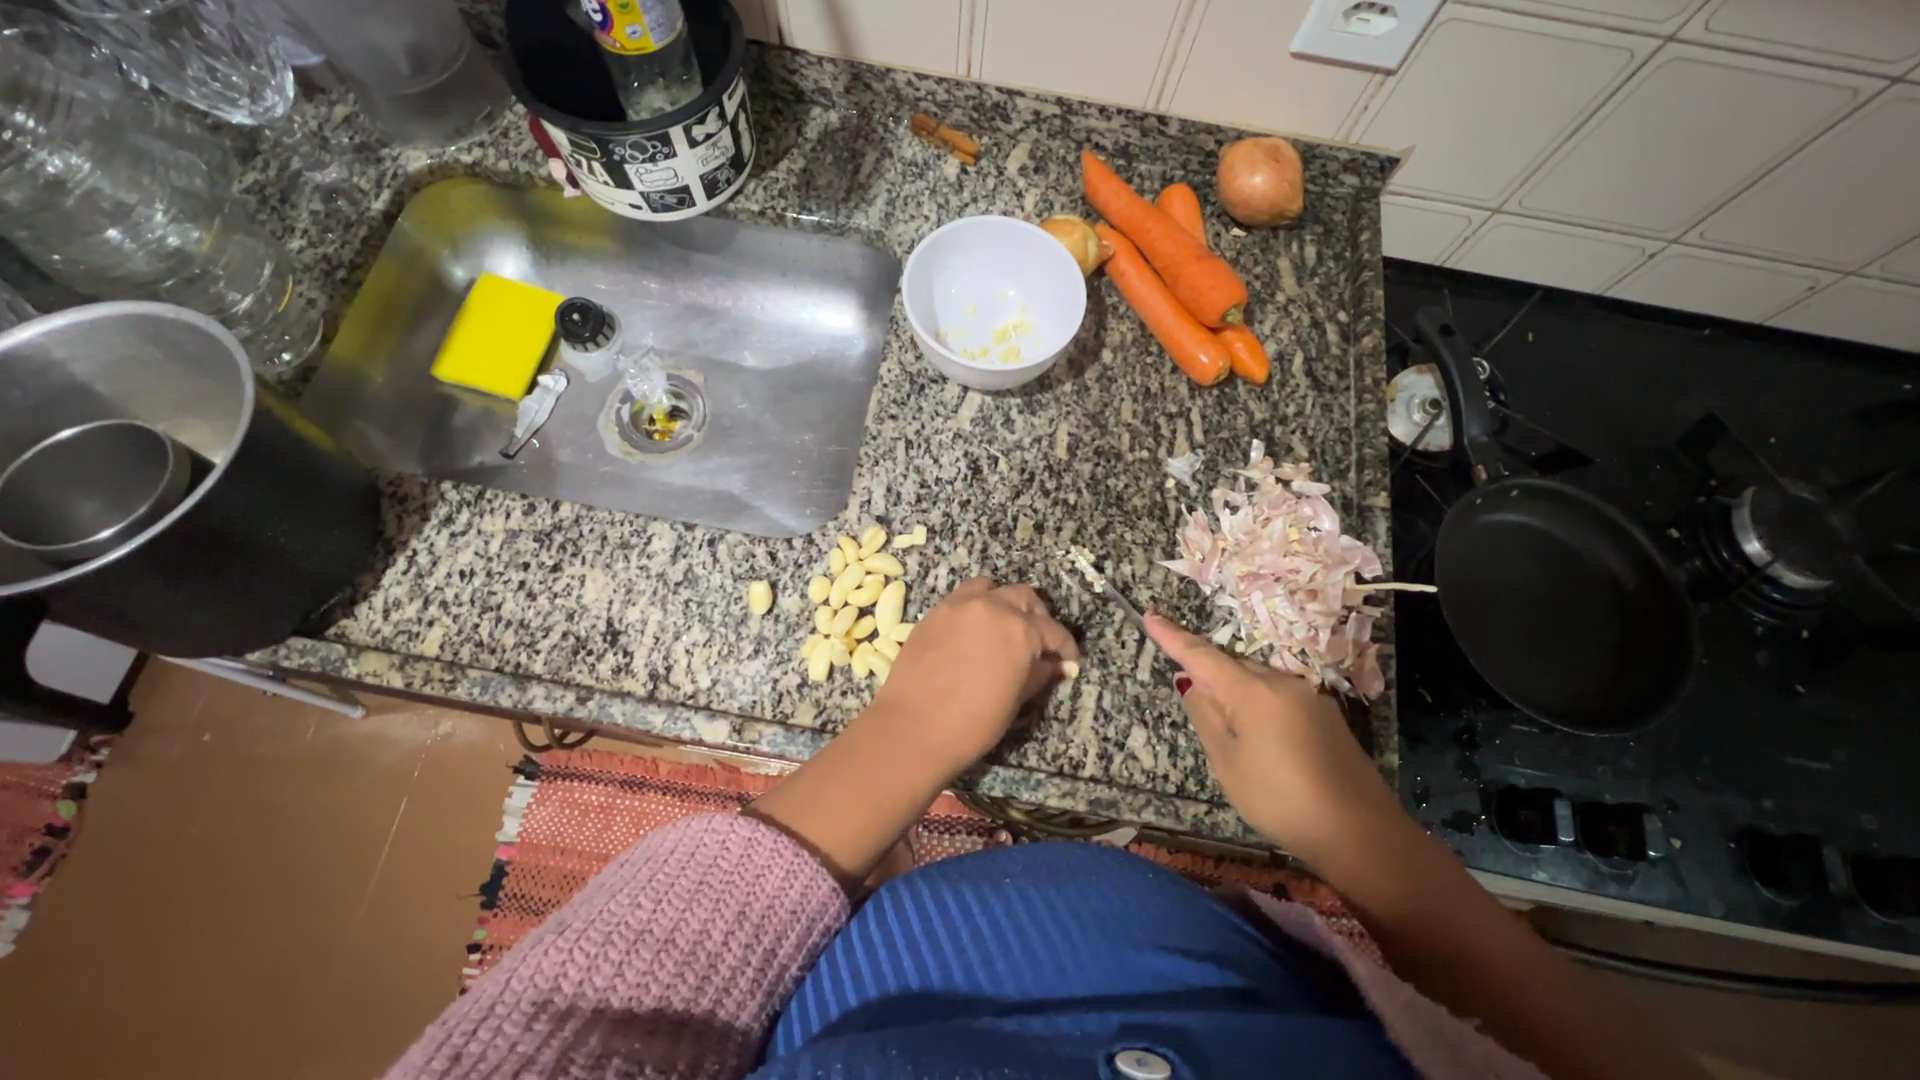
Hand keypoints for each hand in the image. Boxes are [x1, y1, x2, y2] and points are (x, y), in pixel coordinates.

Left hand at [865, 577, 1079, 776]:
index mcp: (1019, 629)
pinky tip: (974, 631)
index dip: (1066, 647)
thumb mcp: (1015, 700)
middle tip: (1039, 642)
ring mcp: (958, 606)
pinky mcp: (933, 614)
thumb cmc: (973, 723)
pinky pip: (962, 598)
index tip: (1069, 661)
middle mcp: (991, 607)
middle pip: (1024, 597)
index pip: (1053, 631)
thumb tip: (1054, 665)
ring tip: (1005, 626)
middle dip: (1037, 617)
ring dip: (1004, 602)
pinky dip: (975, 606)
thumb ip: (1038, 675)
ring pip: (991, 588)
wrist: (912, 728)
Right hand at [1145, 614, 1402, 859]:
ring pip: (1258, 681)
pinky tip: (1259, 737)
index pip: (1203, 655)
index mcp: (1253, 691)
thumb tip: (1191, 683)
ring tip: (1224, 726)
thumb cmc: (1280, 799)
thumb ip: (1206, 717)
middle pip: (1233, 665)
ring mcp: (1309, 697)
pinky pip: (1279, 697)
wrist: (1359, 832)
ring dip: (1235, 691)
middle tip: (1187, 691)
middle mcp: (1282, 682)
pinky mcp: (1326, 717)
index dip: (1174, 637)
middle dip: (1207, 670)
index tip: (1150, 616)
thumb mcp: (1228, 763)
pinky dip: (1258, 705)